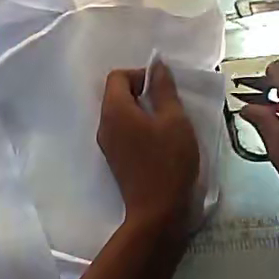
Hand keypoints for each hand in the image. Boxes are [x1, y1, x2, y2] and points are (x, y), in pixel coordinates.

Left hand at [99, 61, 200, 232]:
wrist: (158, 212)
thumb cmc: (169, 162)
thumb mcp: (175, 121)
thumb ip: (164, 90)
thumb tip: (156, 66)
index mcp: (115, 111)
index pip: (117, 76)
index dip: (140, 75)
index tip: (162, 89)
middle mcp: (104, 125)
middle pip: (116, 95)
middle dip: (142, 93)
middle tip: (168, 106)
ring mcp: (108, 145)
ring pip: (120, 115)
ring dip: (142, 112)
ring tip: (167, 124)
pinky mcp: (116, 160)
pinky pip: (123, 133)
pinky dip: (139, 129)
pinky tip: (160, 142)